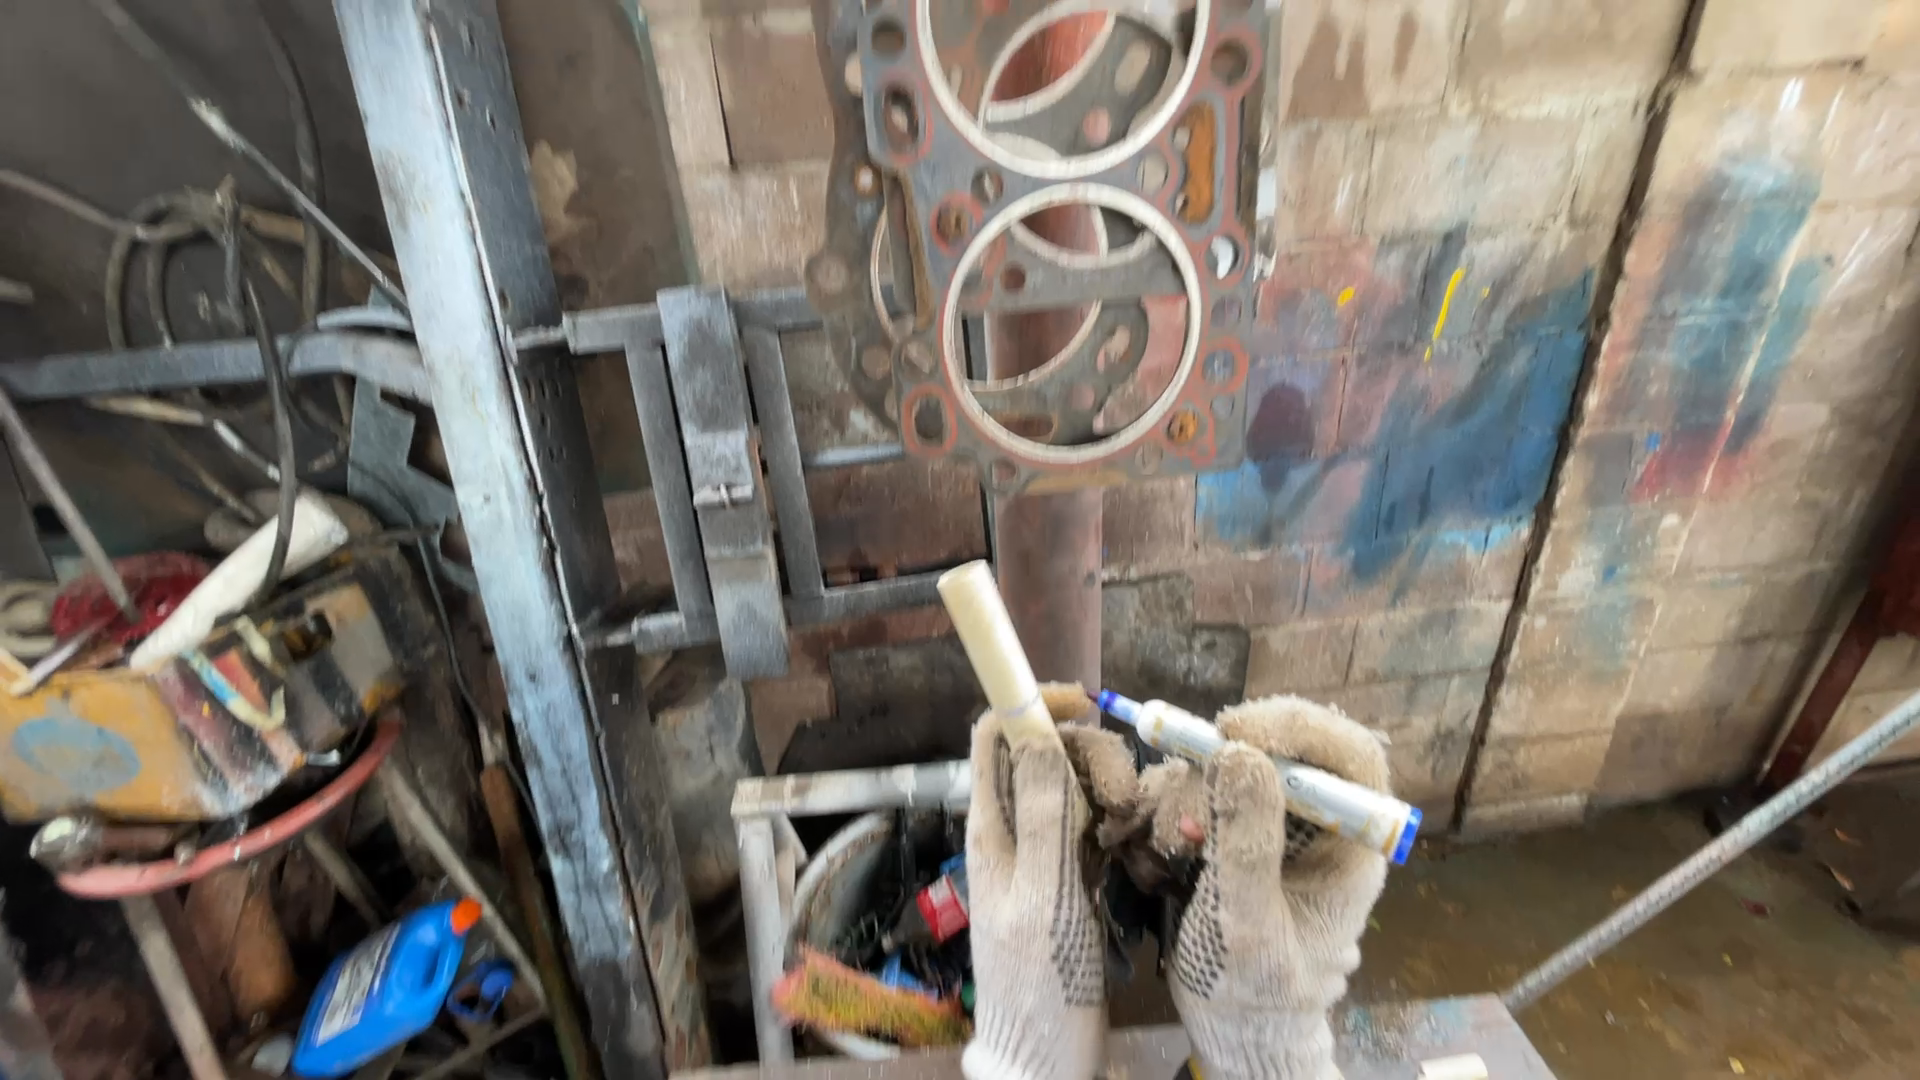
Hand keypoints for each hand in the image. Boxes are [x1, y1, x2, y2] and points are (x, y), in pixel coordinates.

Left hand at [961, 684, 1122, 1079]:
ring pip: (1070, 783)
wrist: (1045, 1054)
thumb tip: (1038, 738)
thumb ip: (1042, 817)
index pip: (995, 735)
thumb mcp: (1043, 898)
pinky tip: (1128, 844)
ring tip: (1127, 826)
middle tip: (1123, 794)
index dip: (1030, 704)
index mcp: (991, 824)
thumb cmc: (1039, 983)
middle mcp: (1010, 825)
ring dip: (1105, 789)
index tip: (1083, 703)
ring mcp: (1039, 847)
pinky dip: (1111, 820)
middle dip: (1086, 753)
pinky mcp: (1065, 869)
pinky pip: (1088, 821)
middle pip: (1042, 751)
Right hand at [1126, 696, 1392, 1079]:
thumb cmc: (1253, 992)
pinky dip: (1180, 802)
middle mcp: (1320, 824)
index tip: (1231, 732)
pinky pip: (1209, 784)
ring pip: (1236, 762)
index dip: (1296, 727)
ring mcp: (1278, 824)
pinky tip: (1173, 843)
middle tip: (1188, 800)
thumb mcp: (1247, 924)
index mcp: (1351, 847)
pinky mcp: (1241, 827)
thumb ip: (1248, 842)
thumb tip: (1240, 752)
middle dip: (1225, 765)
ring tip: (1178, 843)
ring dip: (1195, 790)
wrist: (1232, 1025)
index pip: (1349, 754)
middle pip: (1283, 746)